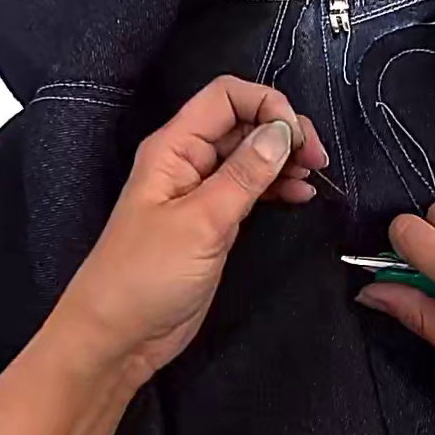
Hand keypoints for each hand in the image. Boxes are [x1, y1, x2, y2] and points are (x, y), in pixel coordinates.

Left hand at [45, 76, 328, 386]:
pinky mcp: (216, 216)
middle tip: (317, 159)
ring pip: (253, 153)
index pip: (226, 96)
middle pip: (245, 120)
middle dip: (284, 131)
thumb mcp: (202, 222)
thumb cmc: (147, 275)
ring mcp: (204, 188)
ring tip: (313, 177)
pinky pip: (253, 186)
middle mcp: (191, 158)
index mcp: (176, 146)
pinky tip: (301, 195)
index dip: (266, 104)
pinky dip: (278, 185)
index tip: (297, 137)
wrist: (118, 338)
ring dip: (286, 158)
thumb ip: (245, 174)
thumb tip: (284, 130)